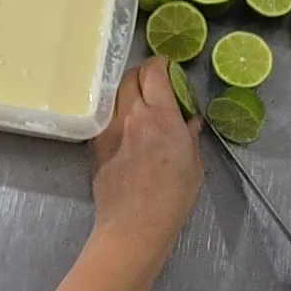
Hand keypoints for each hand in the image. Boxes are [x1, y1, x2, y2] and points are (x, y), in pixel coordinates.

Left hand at [91, 60, 202, 254]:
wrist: (134, 226)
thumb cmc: (172, 199)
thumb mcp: (194, 165)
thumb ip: (189, 135)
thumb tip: (189, 120)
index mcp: (160, 116)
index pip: (155, 71)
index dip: (162, 65)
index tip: (170, 70)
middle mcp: (131, 115)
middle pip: (130, 75)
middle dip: (144, 75)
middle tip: (155, 88)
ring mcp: (109, 129)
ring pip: (114, 95)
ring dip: (127, 93)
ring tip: (139, 108)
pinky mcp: (96, 144)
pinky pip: (106, 118)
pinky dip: (117, 115)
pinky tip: (127, 131)